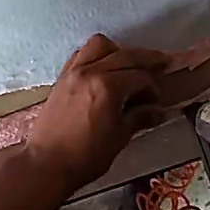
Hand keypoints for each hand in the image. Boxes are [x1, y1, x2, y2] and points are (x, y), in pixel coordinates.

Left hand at [24, 34, 168, 192]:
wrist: (47, 165)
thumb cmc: (87, 155)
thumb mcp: (120, 137)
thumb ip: (140, 117)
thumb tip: (159, 112)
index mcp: (108, 87)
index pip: (141, 77)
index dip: (154, 87)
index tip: (158, 100)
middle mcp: (91, 72)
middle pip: (126, 55)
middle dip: (147, 59)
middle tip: (163, 65)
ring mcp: (74, 72)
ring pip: (100, 45)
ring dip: (118, 51)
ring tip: (128, 64)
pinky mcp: (62, 78)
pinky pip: (82, 54)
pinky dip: (96, 56)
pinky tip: (104, 69)